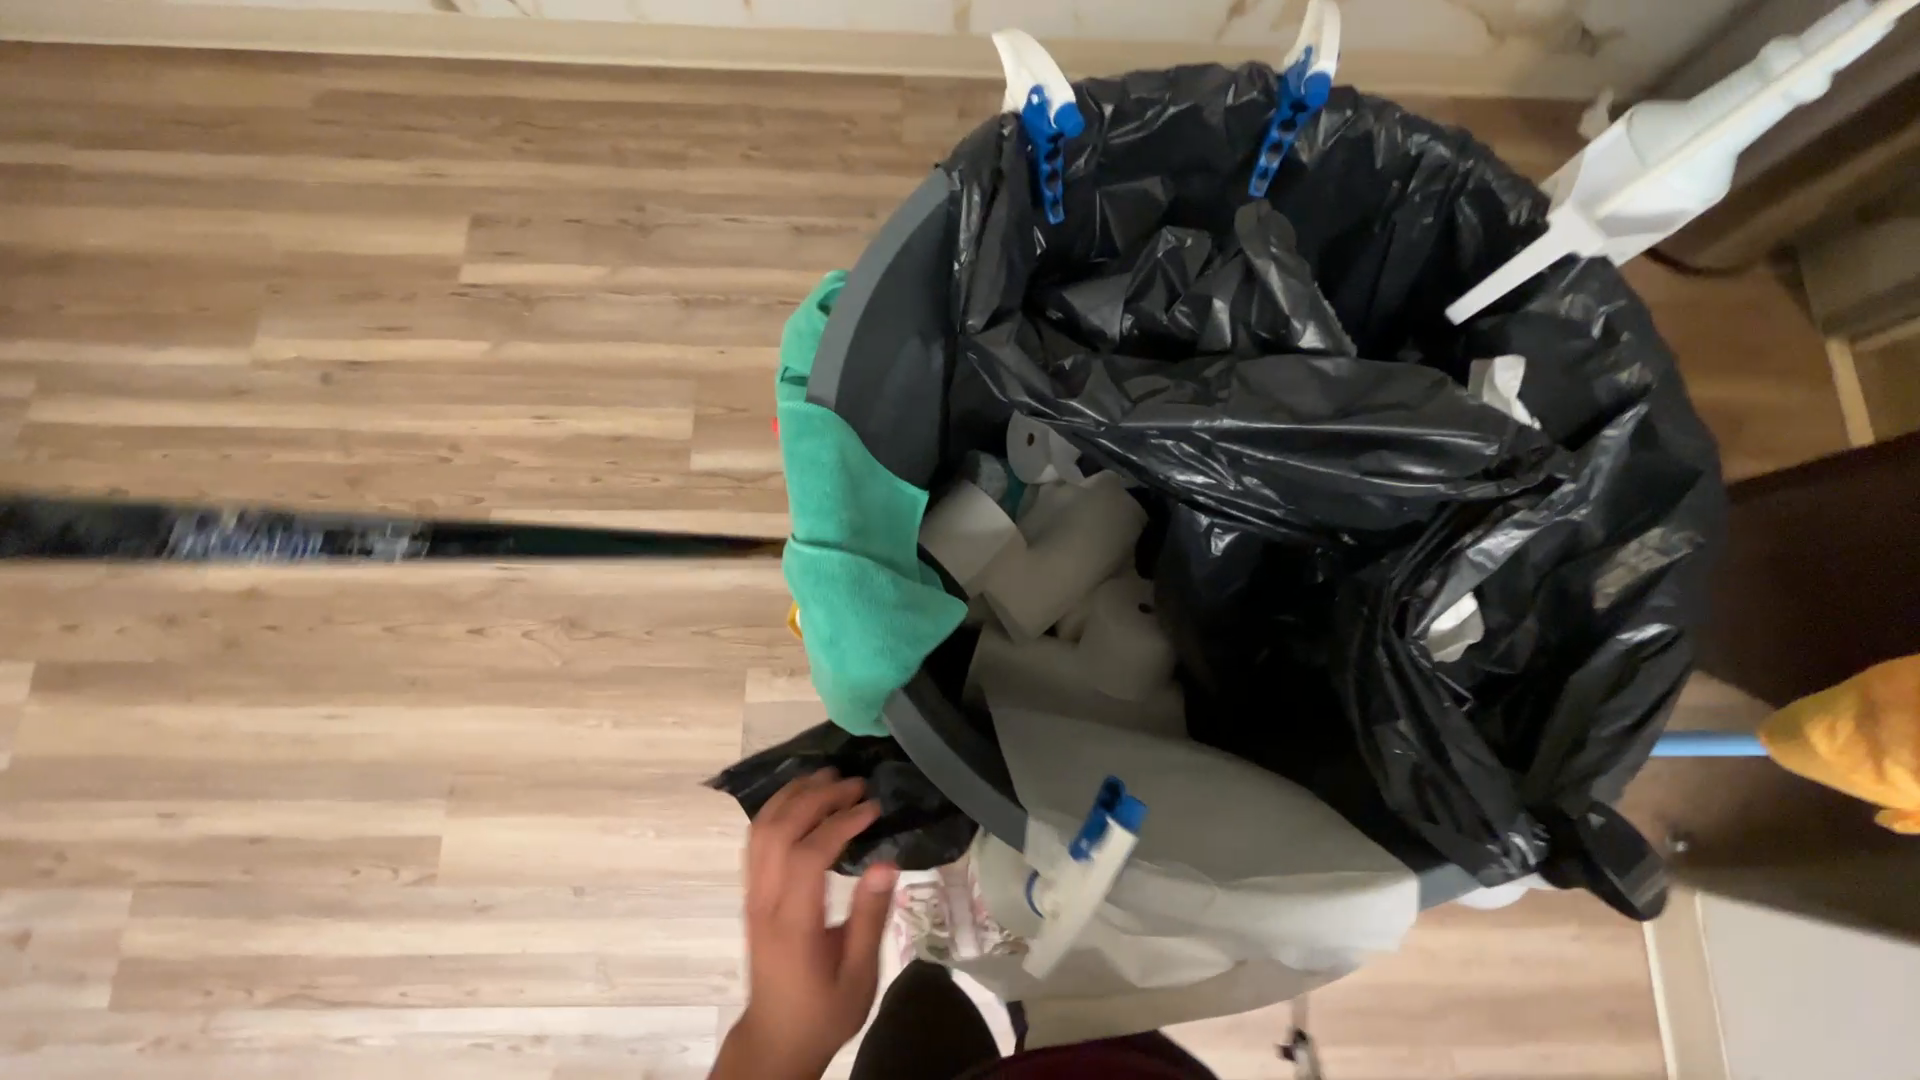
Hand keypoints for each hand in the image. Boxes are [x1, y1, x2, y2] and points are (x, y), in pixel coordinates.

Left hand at [717, 769, 898, 1079]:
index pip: (809, 855)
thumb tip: (886, 862)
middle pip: (778, 831)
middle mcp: (765, 902)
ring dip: (792, 795)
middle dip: (817, 797)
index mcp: (794, 924)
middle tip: (855, 783)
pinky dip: (777, 809)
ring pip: (760, 829)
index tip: (873, 807)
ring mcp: (752, 896)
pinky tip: (801, 798)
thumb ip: (870, 918)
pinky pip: (756, 839)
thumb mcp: (859, 975)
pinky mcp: (751, 894)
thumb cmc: (825, 1011)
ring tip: (827, 776)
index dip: (841, 823)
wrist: (776, 1038)